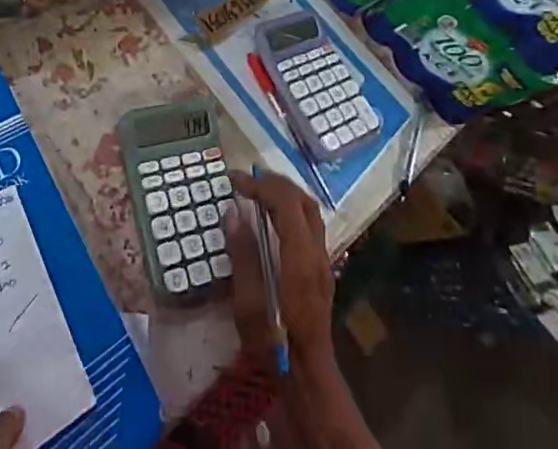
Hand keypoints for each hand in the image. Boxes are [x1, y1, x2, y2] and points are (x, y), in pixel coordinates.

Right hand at [223, 171, 333, 366]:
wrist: (307, 377)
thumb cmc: (273, 345)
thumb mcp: (248, 305)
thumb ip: (243, 256)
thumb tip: (233, 213)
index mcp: (300, 258)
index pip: (286, 203)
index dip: (260, 185)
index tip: (234, 181)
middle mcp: (317, 253)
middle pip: (302, 200)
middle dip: (274, 183)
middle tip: (246, 179)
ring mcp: (323, 261)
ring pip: (310, 211)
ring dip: (285, 193)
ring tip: (258, 190)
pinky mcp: (321, 269)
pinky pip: (310, 224)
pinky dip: (291, 208)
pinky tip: (272, 216)